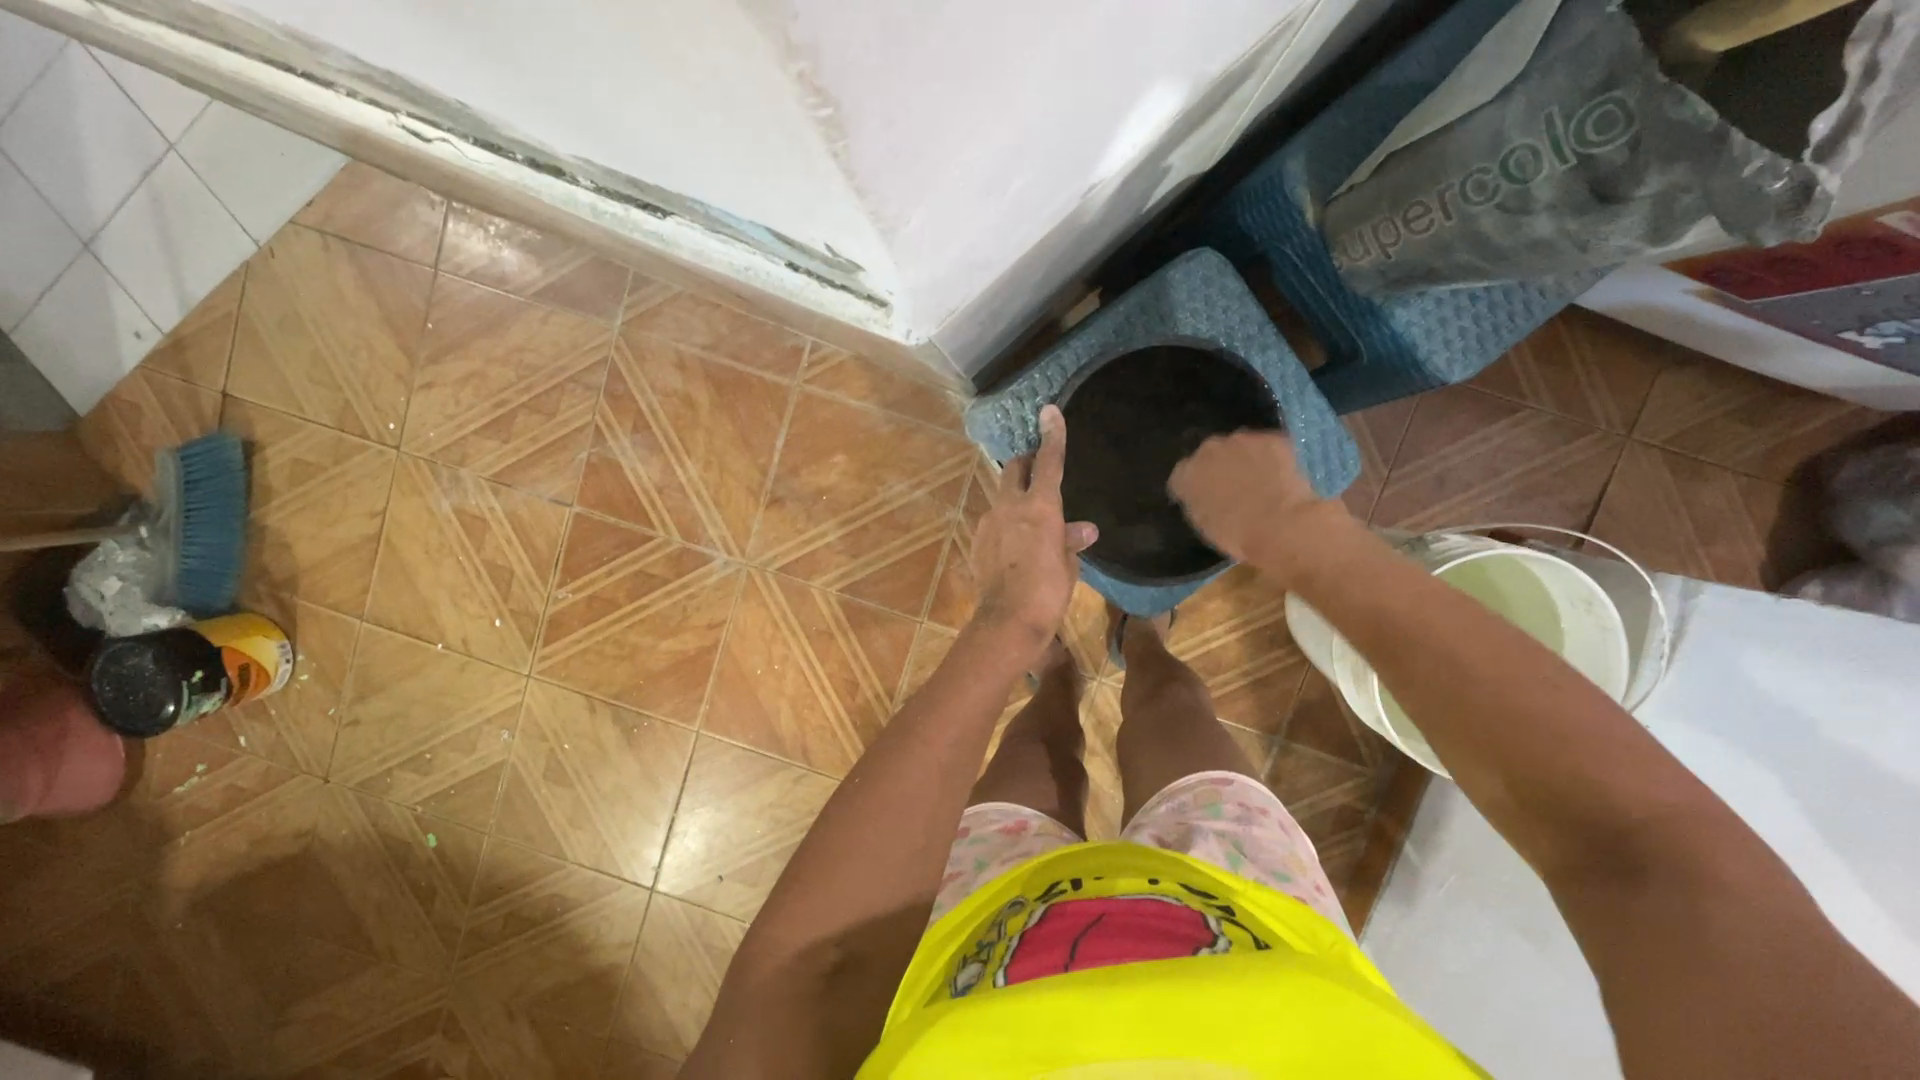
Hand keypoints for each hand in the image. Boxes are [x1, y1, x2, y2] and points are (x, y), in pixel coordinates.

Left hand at [970, 405, 1097, 658]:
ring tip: (1030, 517)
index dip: (1052, 435)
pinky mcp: (977, 542)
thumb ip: (1070, 540)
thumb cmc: (1048, 591)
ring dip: (1015, 497)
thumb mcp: (1068, 565)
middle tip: (1038, 466)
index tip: (1049, 412)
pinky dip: (1006, 524)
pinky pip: (994, 522)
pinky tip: (1015, 544)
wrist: (1008, 621)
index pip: (1048, 461)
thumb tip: (1083, 529)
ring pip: (1002, 496)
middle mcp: (1010, 505)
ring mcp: (989, 522)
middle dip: (1026, 462)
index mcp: (1040, 506)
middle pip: (1015, 469)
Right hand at [1168, 430, 1338, 566]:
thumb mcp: (1204, 524)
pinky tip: (1281, 475)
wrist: (1279, 527)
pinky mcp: (1272, 438)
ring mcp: (1241, 440)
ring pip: (1240, 446)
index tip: (1205, 498)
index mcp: (1185, 474)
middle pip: (1210, 454)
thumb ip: (1197, 502)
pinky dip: (1273, 457)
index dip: (1195, 486)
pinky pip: (1269, 446)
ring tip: (1260, 480)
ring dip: (1245, 458)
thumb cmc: (1237, 536)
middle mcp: (1208, 449)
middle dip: (1219, 466)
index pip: (1183, 474)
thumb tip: (1203, 496)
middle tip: (1233, 487)